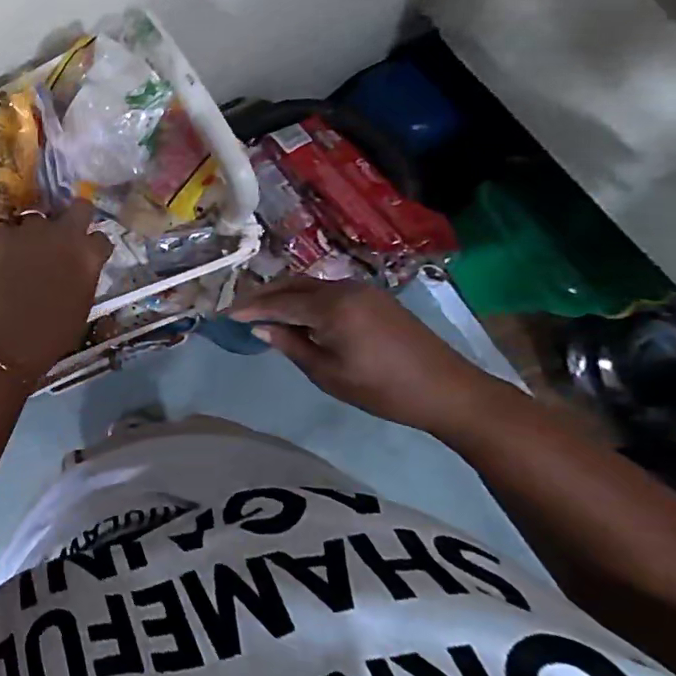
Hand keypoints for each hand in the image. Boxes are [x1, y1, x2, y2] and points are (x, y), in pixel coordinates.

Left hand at [0, 201, 113, 376]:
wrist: (3, 341)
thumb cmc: (49, 336)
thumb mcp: (80, 306)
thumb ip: (82, 278)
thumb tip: (75, 270)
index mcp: (88, 256)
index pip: (101, 238)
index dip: (92, 246)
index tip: (85, 254)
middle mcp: (63, 234)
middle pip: (78, 208)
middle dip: (72, 218)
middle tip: (61, 236)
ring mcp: (29, 231)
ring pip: (36, 220)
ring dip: (34, 233)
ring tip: (22, 253)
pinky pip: (7, 231)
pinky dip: (6, 243)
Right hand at [229, 276, 507, 432]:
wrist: (450, 391)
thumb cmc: (383, 389)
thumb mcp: (328, 373)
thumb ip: (291, 346)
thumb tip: (261, 329)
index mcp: (332, 307)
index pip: (279, 302)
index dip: (250, 308)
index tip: (225, 315)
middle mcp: (344, 289)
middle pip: (293, 284)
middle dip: (264, 295)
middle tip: (240, 310)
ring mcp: (362, 290)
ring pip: (310, 284)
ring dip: (284, 294)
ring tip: (263, 310)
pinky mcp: (375, 297)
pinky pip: (328, 289)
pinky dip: (305, 297)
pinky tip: (298, 312)